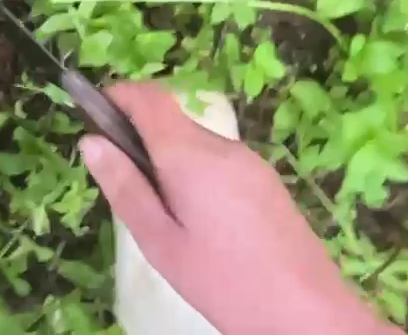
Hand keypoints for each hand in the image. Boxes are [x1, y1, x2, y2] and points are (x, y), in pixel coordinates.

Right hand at [81, 82, 399, 334]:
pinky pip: (216, 159)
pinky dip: (194, 172)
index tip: (93, 118)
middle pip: (168, 119)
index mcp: (189, 154)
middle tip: (127, 186)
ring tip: (165, 214)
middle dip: (138, 137)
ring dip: (167, 158)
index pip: (146, 95)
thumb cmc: (227, 283)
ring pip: (192, 141)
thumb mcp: (160, 242)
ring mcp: (250, 163)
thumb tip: (89, 141)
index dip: (115, 95)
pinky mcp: (267, 182)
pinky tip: (201, 222)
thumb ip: (124, 187)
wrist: (318, 322)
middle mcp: (221, 146)